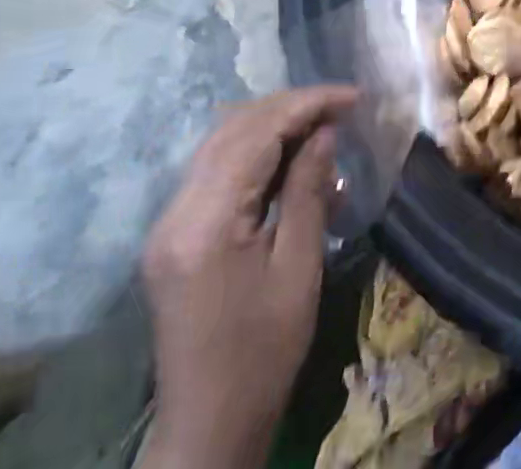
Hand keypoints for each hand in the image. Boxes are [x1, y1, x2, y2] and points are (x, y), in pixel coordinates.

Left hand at [140, 85, 355, 468]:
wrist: (209, 423)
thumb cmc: (264, 353)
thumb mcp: (298, 270)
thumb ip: (307, 192)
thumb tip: (323, 132)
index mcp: (205, 221)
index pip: (255, 134)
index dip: (306, 106)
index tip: (353, 98)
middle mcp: (175, 210)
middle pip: (231, 130)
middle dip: (289, 109)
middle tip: (341, 109)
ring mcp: (168, 221)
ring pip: (220, 146)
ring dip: (272, 128)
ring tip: (322, 128)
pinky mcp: (173, 233)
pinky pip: (214, 174)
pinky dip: (255, 157)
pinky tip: (291, 163)